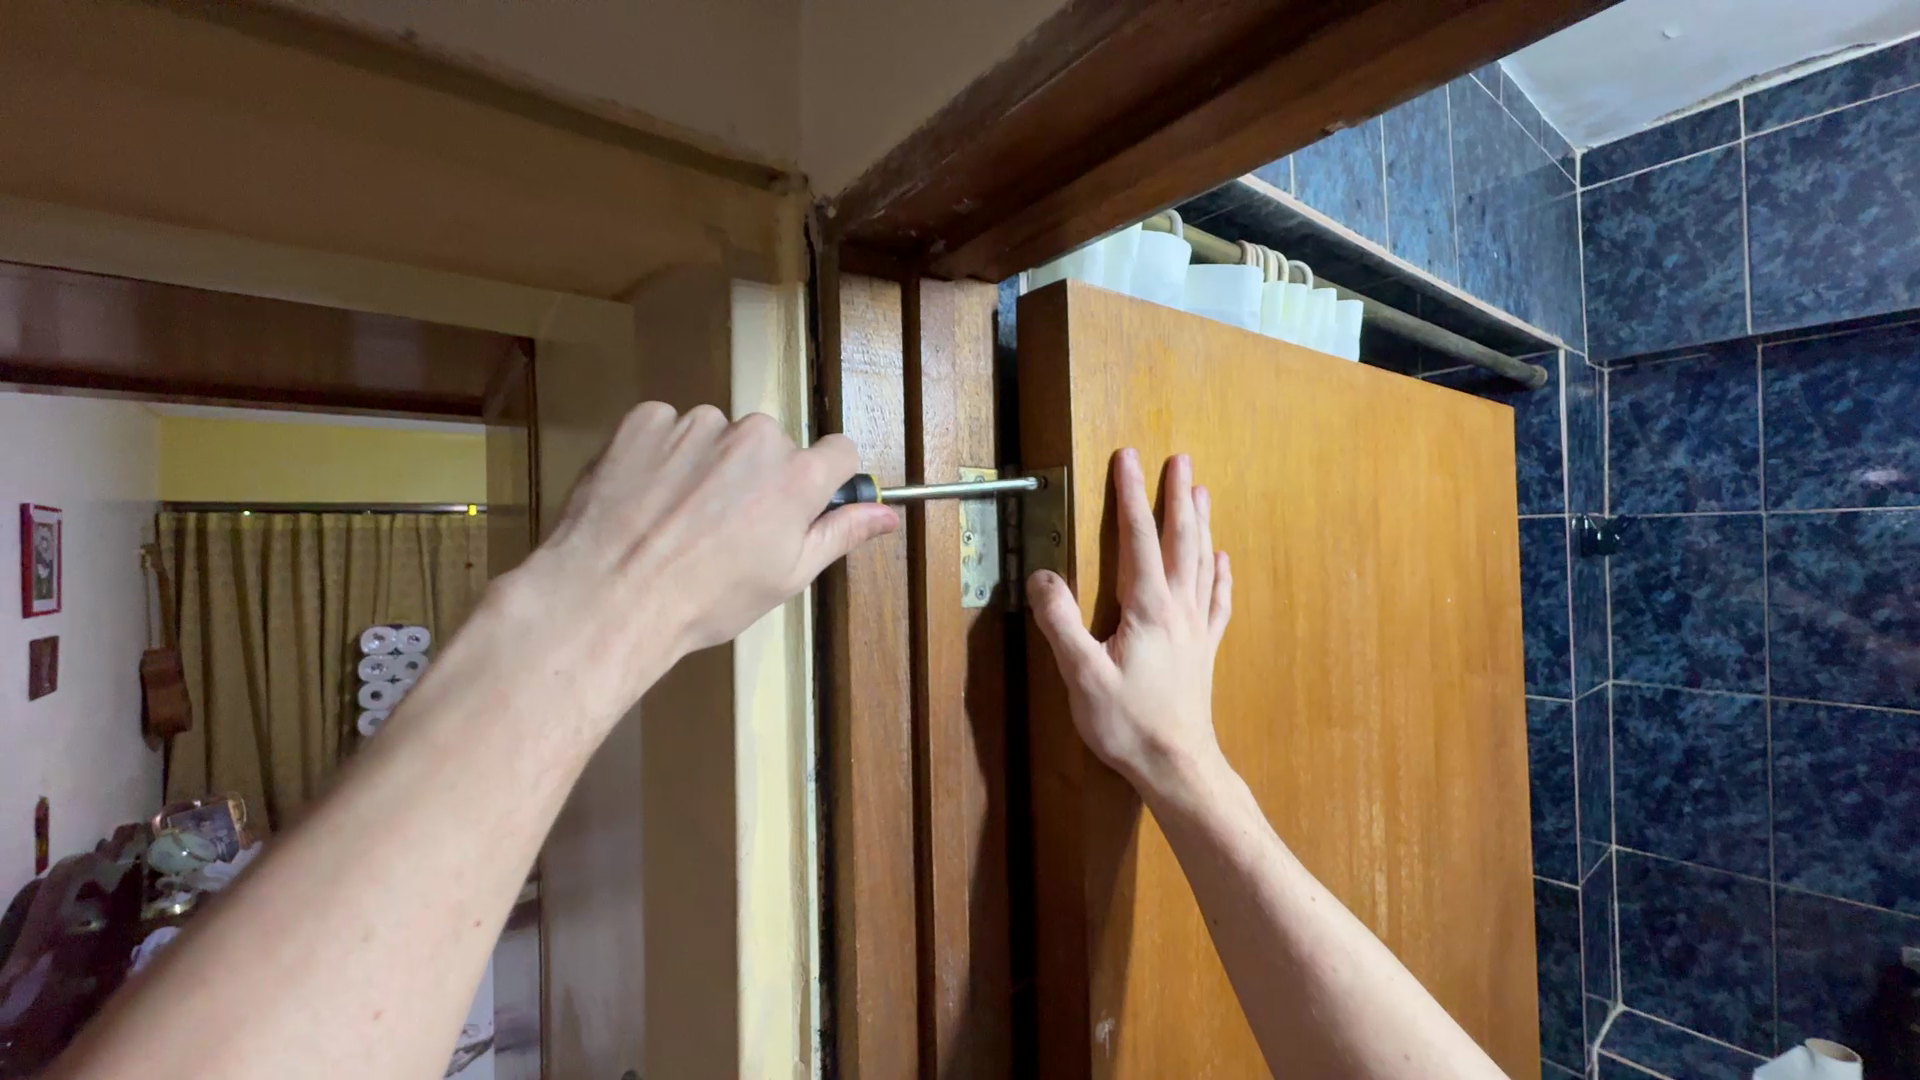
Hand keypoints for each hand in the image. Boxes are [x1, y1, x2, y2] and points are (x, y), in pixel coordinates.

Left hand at [508, 402, 896, 720]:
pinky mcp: (645, 420)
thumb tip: (888, 513)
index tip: (803, 504)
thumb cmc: (708, 598)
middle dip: (760, 476)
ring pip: (720, 436)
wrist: (609, 597)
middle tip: (727, 526)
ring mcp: (696, 424)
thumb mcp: (788, 576)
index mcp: (797, 477)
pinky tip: (649, 496)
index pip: (840, 451)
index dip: (826, 479)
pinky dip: (665, 454)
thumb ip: (841, 533)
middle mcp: (754, 438)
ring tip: (679, 516)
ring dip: (710, 464)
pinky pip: (670, 427)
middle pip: (774, 446)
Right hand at [1026, 449, 1232, 794]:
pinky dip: (1220, 573)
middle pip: (1181, 540)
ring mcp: (1196, 627)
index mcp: (1148, 608)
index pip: (1138, 539)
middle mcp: (1178, 608)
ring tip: (1200, 492)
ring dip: (1201, 524)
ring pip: (1203, 562)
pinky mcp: (1204, 648)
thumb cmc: (1128, 723)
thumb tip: (1042, 577)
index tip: (1129, 458)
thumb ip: (1060, 623)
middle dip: (1176, 497)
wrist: (1178, 765)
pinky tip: (1223, 560)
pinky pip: (1218, 599)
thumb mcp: (1082, 675)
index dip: (1131, 496)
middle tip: (1180, 460)